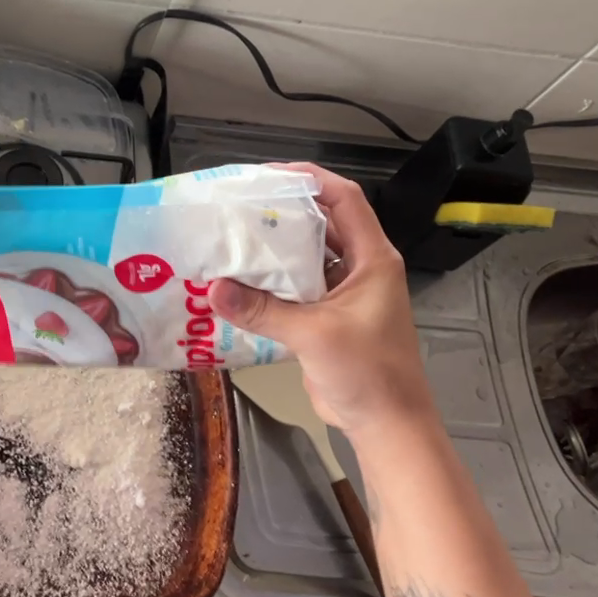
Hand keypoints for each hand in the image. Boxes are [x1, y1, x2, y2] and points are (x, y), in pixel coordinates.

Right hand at [210, 163, 434, 436]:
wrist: (384, 422)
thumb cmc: (367, 371)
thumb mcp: (313, 334)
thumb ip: (262, 310)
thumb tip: (213, 288)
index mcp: (372, 260)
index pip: (344, 200)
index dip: (310, 179)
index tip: (268, 174)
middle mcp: (359, 270)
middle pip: (321, 225)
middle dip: (283, 212)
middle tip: (239, 207)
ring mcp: (342, 295)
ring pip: (306, 258)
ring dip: (274, 250)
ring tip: (232, 240)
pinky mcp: (325, 318)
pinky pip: (295, 290)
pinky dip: (270, 284)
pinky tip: (238, 284)